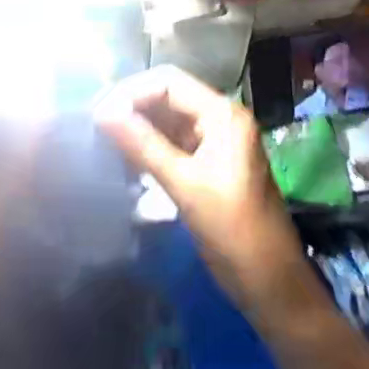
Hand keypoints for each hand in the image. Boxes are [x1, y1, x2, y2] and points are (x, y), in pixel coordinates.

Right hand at [93, 67, 310, 316]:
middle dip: (131, 106)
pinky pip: (171, 141)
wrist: (272, 285)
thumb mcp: (185, 184)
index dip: (131, 91)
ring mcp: (214, 142)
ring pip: (166, 119)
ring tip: (104, 140)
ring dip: (137, 126)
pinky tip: (124, 158)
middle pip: (167, 96)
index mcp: (223, 115)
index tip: (99, 113)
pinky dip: (147, 145)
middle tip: (96, 126)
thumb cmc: (234, 231)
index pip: (168, 82)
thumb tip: (102, 111)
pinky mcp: (207, 164)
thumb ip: (143, 144)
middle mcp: (220, 119)